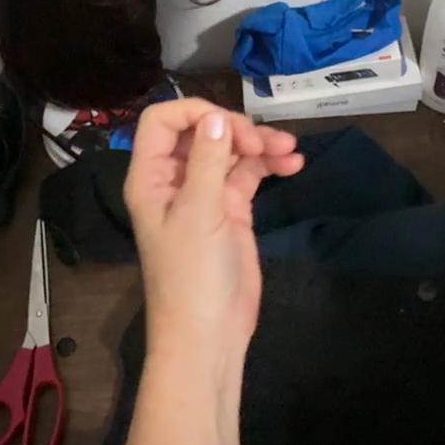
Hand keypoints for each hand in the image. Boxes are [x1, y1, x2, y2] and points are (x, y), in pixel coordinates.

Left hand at [123, 100, 302, 360]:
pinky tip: (293, 164)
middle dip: (234, 128)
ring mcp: (205, 194)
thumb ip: (208, 161)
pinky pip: (248, 174)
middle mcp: (176, 180)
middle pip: (202, 132)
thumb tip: (217, 118)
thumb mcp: (199, 212)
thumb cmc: (193, 273)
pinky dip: (269, 165)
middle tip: (263, 143)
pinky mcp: (231, 210)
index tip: (229, 123)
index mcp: (152, 177)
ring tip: (290, 150)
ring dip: (259, 144)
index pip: (162, 122)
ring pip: (230, 151)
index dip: (194, 112)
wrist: (210, 333)